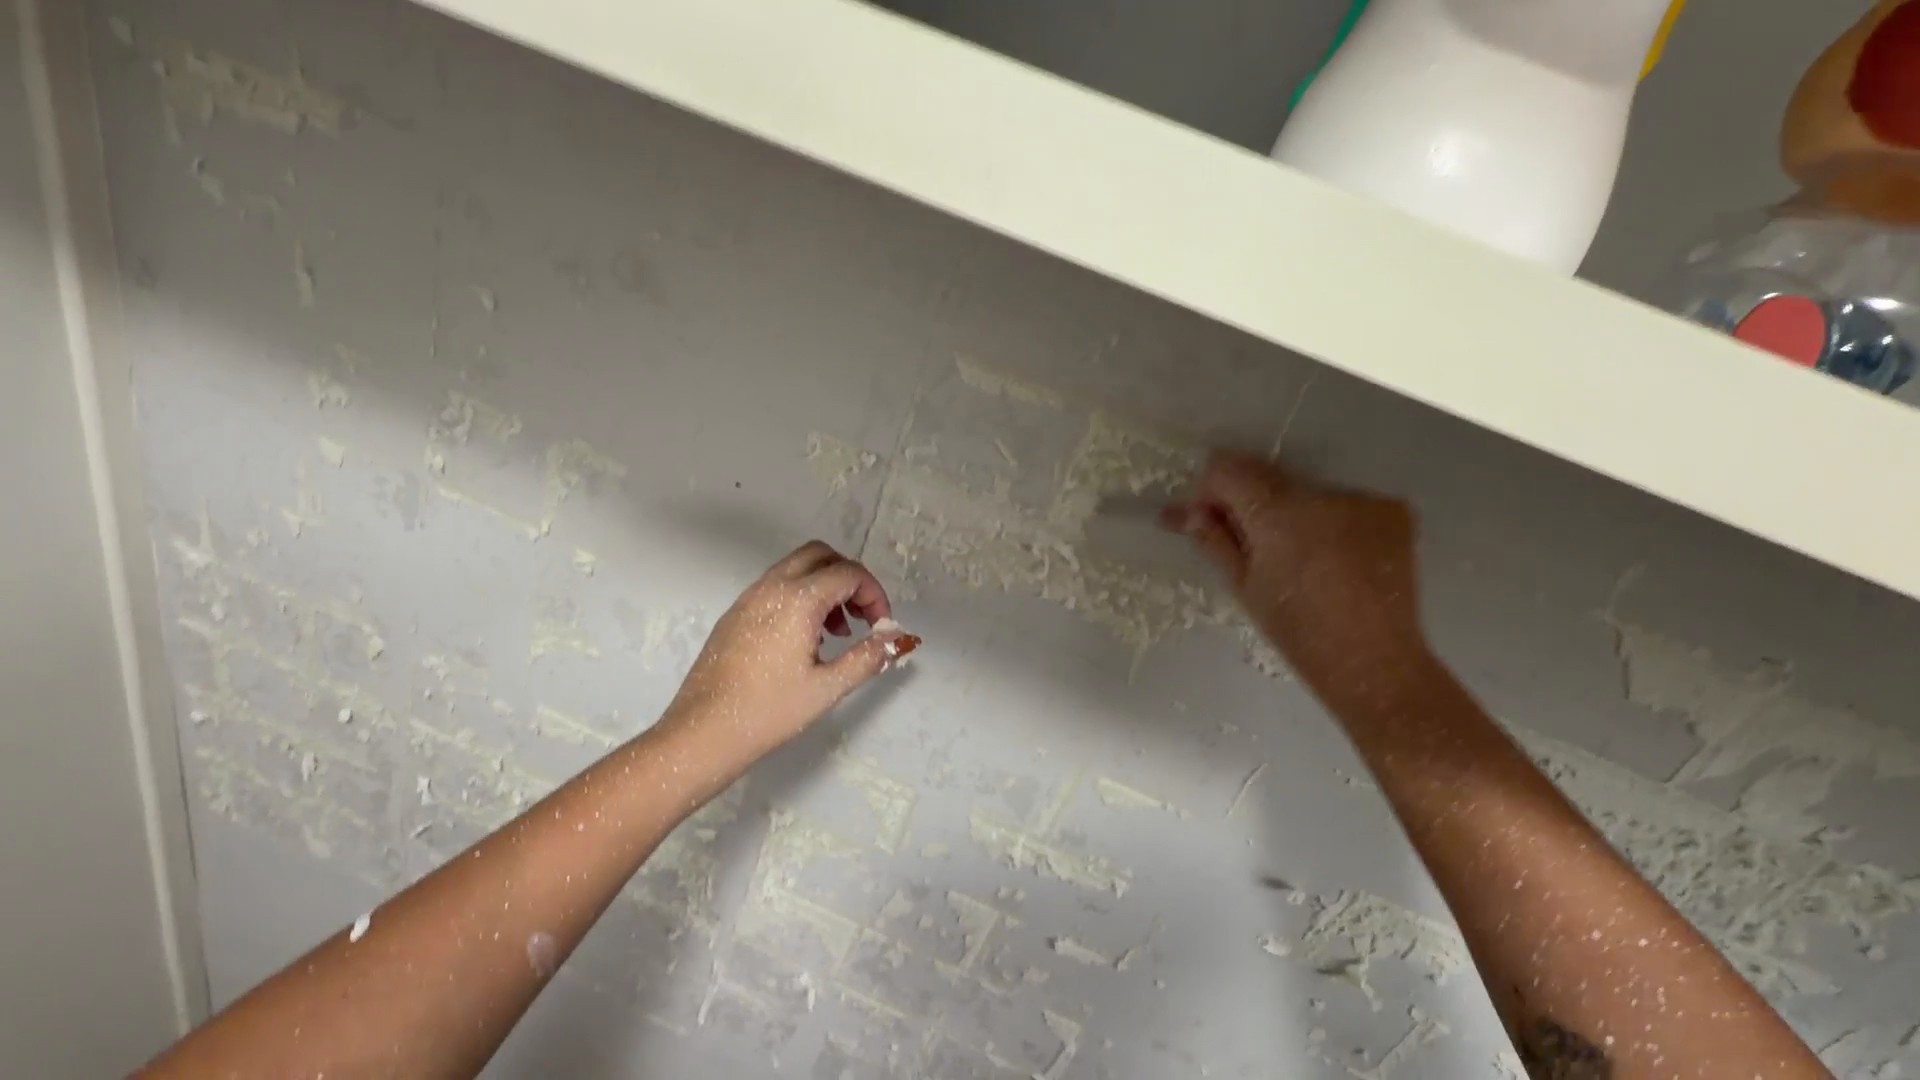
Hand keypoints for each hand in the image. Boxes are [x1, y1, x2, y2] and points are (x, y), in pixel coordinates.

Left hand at [665, 541, 918, 757]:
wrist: (703, 732)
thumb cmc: (769, 711)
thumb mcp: (828, 687)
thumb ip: (868, 657)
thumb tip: (900, 639)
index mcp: (798, 599)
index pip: (849, 573)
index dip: (875, 594)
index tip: (882, 627)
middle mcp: (772, 587)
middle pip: (821, 555)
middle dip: (850, 579)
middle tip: (862, 616)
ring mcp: (749, 597)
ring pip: (796, 568)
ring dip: (825, 587)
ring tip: (837, 633)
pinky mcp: (735, 613)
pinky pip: (776, 586)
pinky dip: (801, 596)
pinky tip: (804, 640)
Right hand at [1163, 451, 1422, 679]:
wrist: (1373, 662)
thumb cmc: (1298, 632)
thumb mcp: (1244, 587)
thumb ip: (1214, 539)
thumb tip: (1183, 512)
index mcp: (1278, 514)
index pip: (1228, 468)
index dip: (1210, 490)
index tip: (1208, 519)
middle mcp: (1322, 494)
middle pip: (1268, 477)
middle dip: (1249, 502)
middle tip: (1247, 541)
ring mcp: (1363, 499)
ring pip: (1306, 491)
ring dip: (1291, 513)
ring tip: (1296, 556)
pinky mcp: (1393, 510)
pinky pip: (1345, 503)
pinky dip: (1331, 521)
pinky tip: (1333, 557)